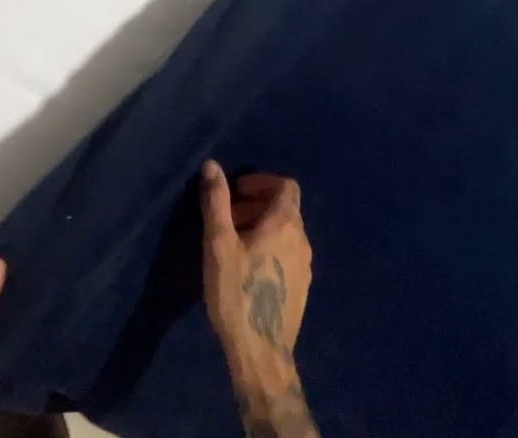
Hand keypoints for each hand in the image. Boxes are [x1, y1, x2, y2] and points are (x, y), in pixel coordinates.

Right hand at [199, 162, 310, 362]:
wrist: (261, 352)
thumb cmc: (237, 292)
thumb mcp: (219, 244)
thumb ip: (216, 202)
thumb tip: (212, 165)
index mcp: (286, 225)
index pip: (286, 186)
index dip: (261, 182)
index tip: (236, 192)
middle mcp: (302, 241)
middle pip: (285, 208)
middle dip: (256, 204)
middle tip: (228, 217)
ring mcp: (305, 266)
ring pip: (286, 232)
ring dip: (262, 226)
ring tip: (233, 243)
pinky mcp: (301, 288)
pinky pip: (288, 253)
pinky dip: (270, 246)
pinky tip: (247, 268)